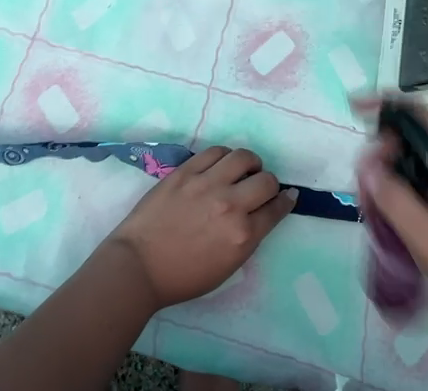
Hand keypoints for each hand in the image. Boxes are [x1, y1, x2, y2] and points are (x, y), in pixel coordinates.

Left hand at [104, 145, 297, 308]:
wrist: (139, 265)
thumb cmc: (183, 276)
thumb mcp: (228, 266)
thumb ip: (248, 237)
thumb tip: (262, 214)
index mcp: (242, 236)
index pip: (276, 209)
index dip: (285, 201)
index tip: (288, 196)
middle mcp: (230, 205)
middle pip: (266, 180)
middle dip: (269, 183)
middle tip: (260, 187)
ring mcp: (206, 184)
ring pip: (243, 157)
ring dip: (249, 163)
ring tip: (242, 170)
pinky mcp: (185, 171)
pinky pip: (215, 151)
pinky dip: (224, 156)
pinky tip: (221, 164)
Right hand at [356, 101, 427, 312]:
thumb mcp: (421, 232)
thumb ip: (392, 194)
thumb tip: (365, 163)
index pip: (415, 113)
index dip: (383, 105)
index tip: (354, 109)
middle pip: (409, 134)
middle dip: (380, 151)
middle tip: (363, 183)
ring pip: (411, 155)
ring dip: (387, 170)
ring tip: (371, 202)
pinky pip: (419, 172)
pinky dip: (399, 182)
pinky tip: (386, 207)